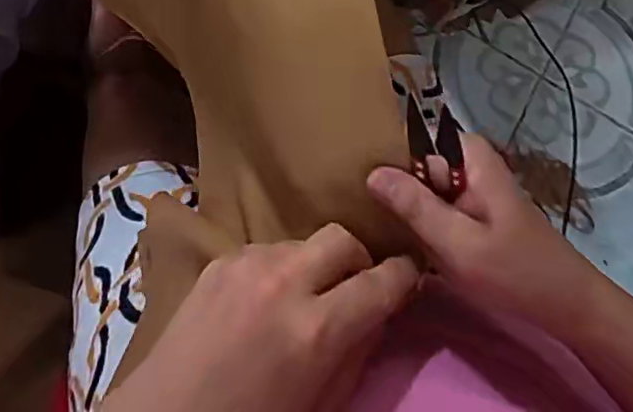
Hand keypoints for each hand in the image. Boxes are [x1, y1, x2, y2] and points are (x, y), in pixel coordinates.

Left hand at [103, 224, 419, 411]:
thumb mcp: (318, 405)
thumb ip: (354, 356)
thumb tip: (377, 316)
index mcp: (314, 330)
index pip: (378, 283)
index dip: (403, 275)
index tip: (411, 273)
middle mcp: (284, 281)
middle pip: (343, 238)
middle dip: (358, 259)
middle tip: (356, 286)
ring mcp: (248, 262)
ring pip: (304, 241)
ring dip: (315, 264)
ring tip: (302, 298)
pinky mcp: (221, 257)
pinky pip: (268, 249)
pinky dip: (279, 268)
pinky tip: (264, 300)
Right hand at [367, 132, 604, 339]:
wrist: (567, 306)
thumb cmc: (516, 272)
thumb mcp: (459, 244)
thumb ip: (415, 207)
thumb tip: (371, 171)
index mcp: (467, 152)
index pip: (410, 137)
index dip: (384, 158)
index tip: (355, 180)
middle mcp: (465, 157)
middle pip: (412, 159)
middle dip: (391, 183)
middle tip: (363, 211)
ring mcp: (467, 181)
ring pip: (419, 182)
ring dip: (402, 204)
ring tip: (373, 222)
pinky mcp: (467, 205)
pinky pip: (431, 201)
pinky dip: (417, 218)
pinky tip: (399, 236)